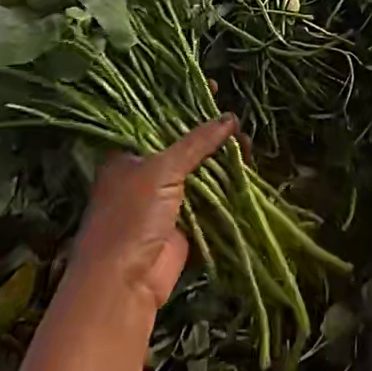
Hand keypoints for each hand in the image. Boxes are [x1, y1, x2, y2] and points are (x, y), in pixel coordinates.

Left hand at [68, 115, 238, 310]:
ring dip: (221, 159)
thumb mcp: (160, 170)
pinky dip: (226, 187)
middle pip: (182, 145)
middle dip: (209, 133)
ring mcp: (164, 199)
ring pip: (198, 171)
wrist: (124, 284)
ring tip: (247, 143)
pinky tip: (246, 171)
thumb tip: (228, 118)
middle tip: (237, 120)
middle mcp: (144, 171)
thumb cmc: (131, 215)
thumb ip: (195, 143)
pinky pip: (208, 198)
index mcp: (127, 152)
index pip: (158, 117)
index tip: (211, 87)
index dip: (184, 101)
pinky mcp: (182, 224)